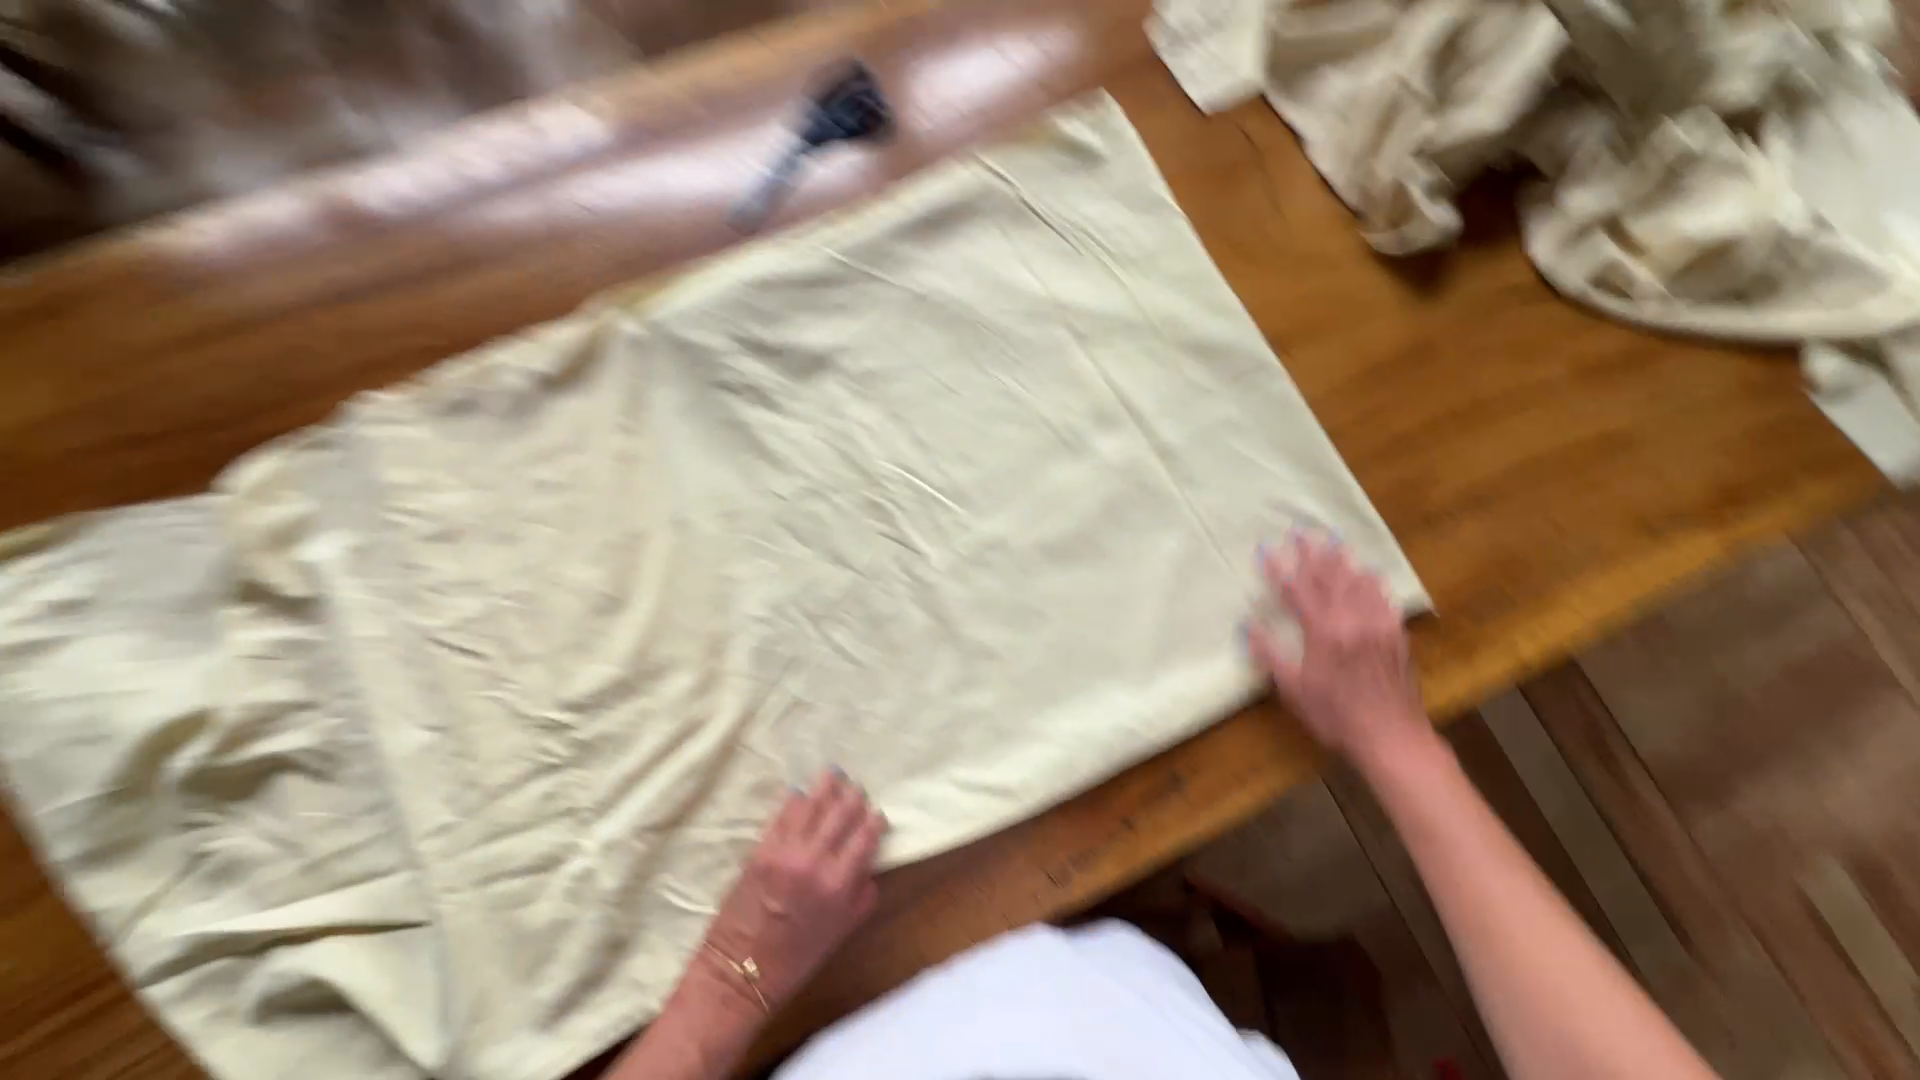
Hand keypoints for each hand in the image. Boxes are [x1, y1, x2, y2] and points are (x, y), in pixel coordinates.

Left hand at [700, 769, 886, 1012]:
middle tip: (858, 788)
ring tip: (834, 774)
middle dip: (852, 798)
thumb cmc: (795, 959)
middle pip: (840, 816)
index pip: (864, 838)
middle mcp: (815, 861)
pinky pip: (782, 815)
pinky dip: (794, 800)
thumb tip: (868, 869)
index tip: (878, 812)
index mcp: (839, 884)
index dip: (874, 821)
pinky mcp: (761, 849)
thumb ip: (860, 898)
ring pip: (811, 806)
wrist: (740, 971)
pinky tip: (801, 791)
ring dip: (825, 788)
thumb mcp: (840, 933)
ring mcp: (786, 851)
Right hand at [1246, 533, 1430, 764]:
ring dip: (1342, 561)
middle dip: (1312, 553)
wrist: (1392, 736)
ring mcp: (1378, 625)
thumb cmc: (1335, 716)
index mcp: (1323, 631)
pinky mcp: (1396, 635)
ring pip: (1358, 582)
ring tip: (1333, 541)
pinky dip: (1372, 582)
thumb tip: (1247, 625)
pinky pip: (1383, 598)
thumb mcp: (1293, 689)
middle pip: (1329, 578)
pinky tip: (1369, 573)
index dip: (1279, 568)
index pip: (1297, 590)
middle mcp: (1352, 620)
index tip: (1265, 549)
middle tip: (1301, 531)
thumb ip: (1270, 654)